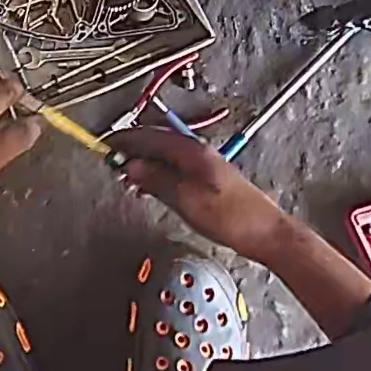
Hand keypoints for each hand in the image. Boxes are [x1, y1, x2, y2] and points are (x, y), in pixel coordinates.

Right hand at [112, 128, 292, 259]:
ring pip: (163, 155)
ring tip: (125, 177)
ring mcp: (201, 164)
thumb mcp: (186, 199)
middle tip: (111, 163)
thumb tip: (131, 166)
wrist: (266, 233)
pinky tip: (147, 185)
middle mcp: (196, 152)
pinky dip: (156, 172)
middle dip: (131, 150)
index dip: (124, 140)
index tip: (104, 146)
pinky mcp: (205, 177)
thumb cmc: (231, 217)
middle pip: (155, 142)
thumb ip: (156, 180)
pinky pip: (173, 166)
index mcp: (191, 151)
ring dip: (142, 162)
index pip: (149, 137)